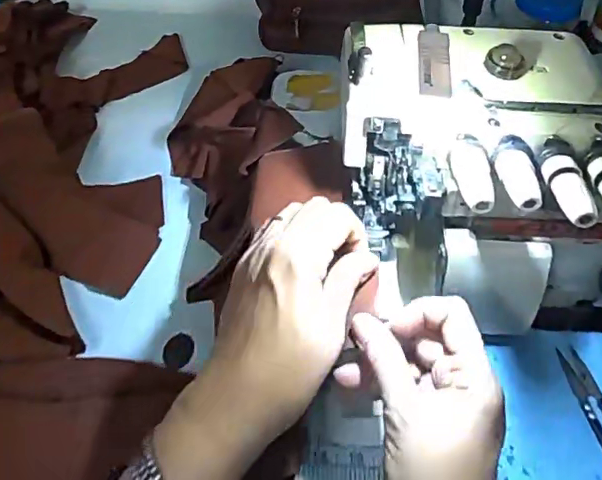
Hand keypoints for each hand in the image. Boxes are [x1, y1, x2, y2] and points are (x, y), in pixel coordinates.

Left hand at [154, 198, 378, 479]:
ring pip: (291, 211)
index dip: (357, 233)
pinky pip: (272, 228)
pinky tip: (297, 265)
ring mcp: (254, 250)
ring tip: (322, 261)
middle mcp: (273, 242)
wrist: (234, 395)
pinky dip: (291, 233)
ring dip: (313, 225)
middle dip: (337, 224)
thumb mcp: (330, 328)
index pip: (337, 214)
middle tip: (345, 260)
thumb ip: (347, 280)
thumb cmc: (290, 368)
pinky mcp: (243, 263)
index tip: (359, 264)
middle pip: (315, 205)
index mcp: (298, 255)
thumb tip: (366, 257)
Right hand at [339, 296, 504, 479]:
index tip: (386, 327)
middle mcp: (469, 382)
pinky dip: (384, 384)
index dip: (418, 312)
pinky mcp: (435, 421)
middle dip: (391, 338)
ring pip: (415, 363)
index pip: (453, 315)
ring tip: (345, 367)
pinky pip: (410, 389)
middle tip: (355, 341)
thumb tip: (360, 319)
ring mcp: (453, 403)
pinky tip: (351, 385)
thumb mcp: (404, 411)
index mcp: (476, 375)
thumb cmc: (429, 471)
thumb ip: (383, 358)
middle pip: (430, 338)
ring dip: (380, 362)